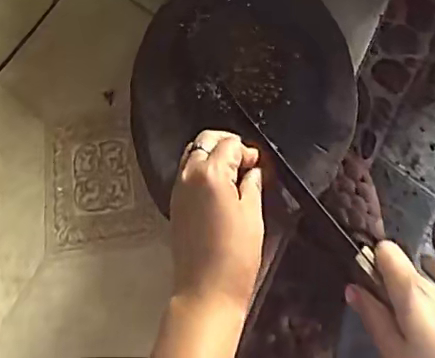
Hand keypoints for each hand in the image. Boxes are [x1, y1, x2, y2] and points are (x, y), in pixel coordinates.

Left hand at [168, 130, 264, 313]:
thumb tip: (254, 170)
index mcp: (210, 173)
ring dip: (213, 153)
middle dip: (227, 144)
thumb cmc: (232, 260)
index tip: (259, 162)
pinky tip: (220, 186)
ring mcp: (179, 187)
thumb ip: (253, 184)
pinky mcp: (176, 202)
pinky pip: (188, 171)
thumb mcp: (253, 216)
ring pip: (195, 152)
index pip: (229, 144)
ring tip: (235, 172)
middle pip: (207, 140)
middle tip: (247, 160)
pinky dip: (202, 168)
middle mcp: (189, 174)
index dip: (248, 150)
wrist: (206, 293)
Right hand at [346, 242, 434, 357]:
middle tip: (395, 335)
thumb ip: (373, 318)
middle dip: (396, 299)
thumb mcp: (395, 353)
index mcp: (413, 288)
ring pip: (427, 299)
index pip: (385, 249)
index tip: (371, 292)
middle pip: (406, 277)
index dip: (374, 265)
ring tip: (421, 352)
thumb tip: (353, 288)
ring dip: (419, 316)